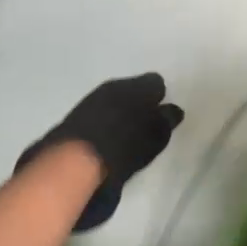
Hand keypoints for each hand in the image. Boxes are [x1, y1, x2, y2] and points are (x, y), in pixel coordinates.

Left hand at [19, 74, 184, 231]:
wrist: (73, 163)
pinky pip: (96, 116)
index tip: (161, 115)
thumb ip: (166, 122)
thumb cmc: (124, 148)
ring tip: (124, 136)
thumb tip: (174, 111)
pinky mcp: (72, 119)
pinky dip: (102, 125)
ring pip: (112, 101)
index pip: (155, 83)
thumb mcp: (155, 138)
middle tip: (144, 125)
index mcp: (137, 86)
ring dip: (119, 114)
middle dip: (138, 104)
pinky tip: (104, 142)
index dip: (160, 98)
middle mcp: (113, 86)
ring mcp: (90, 100)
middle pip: (132, 90)